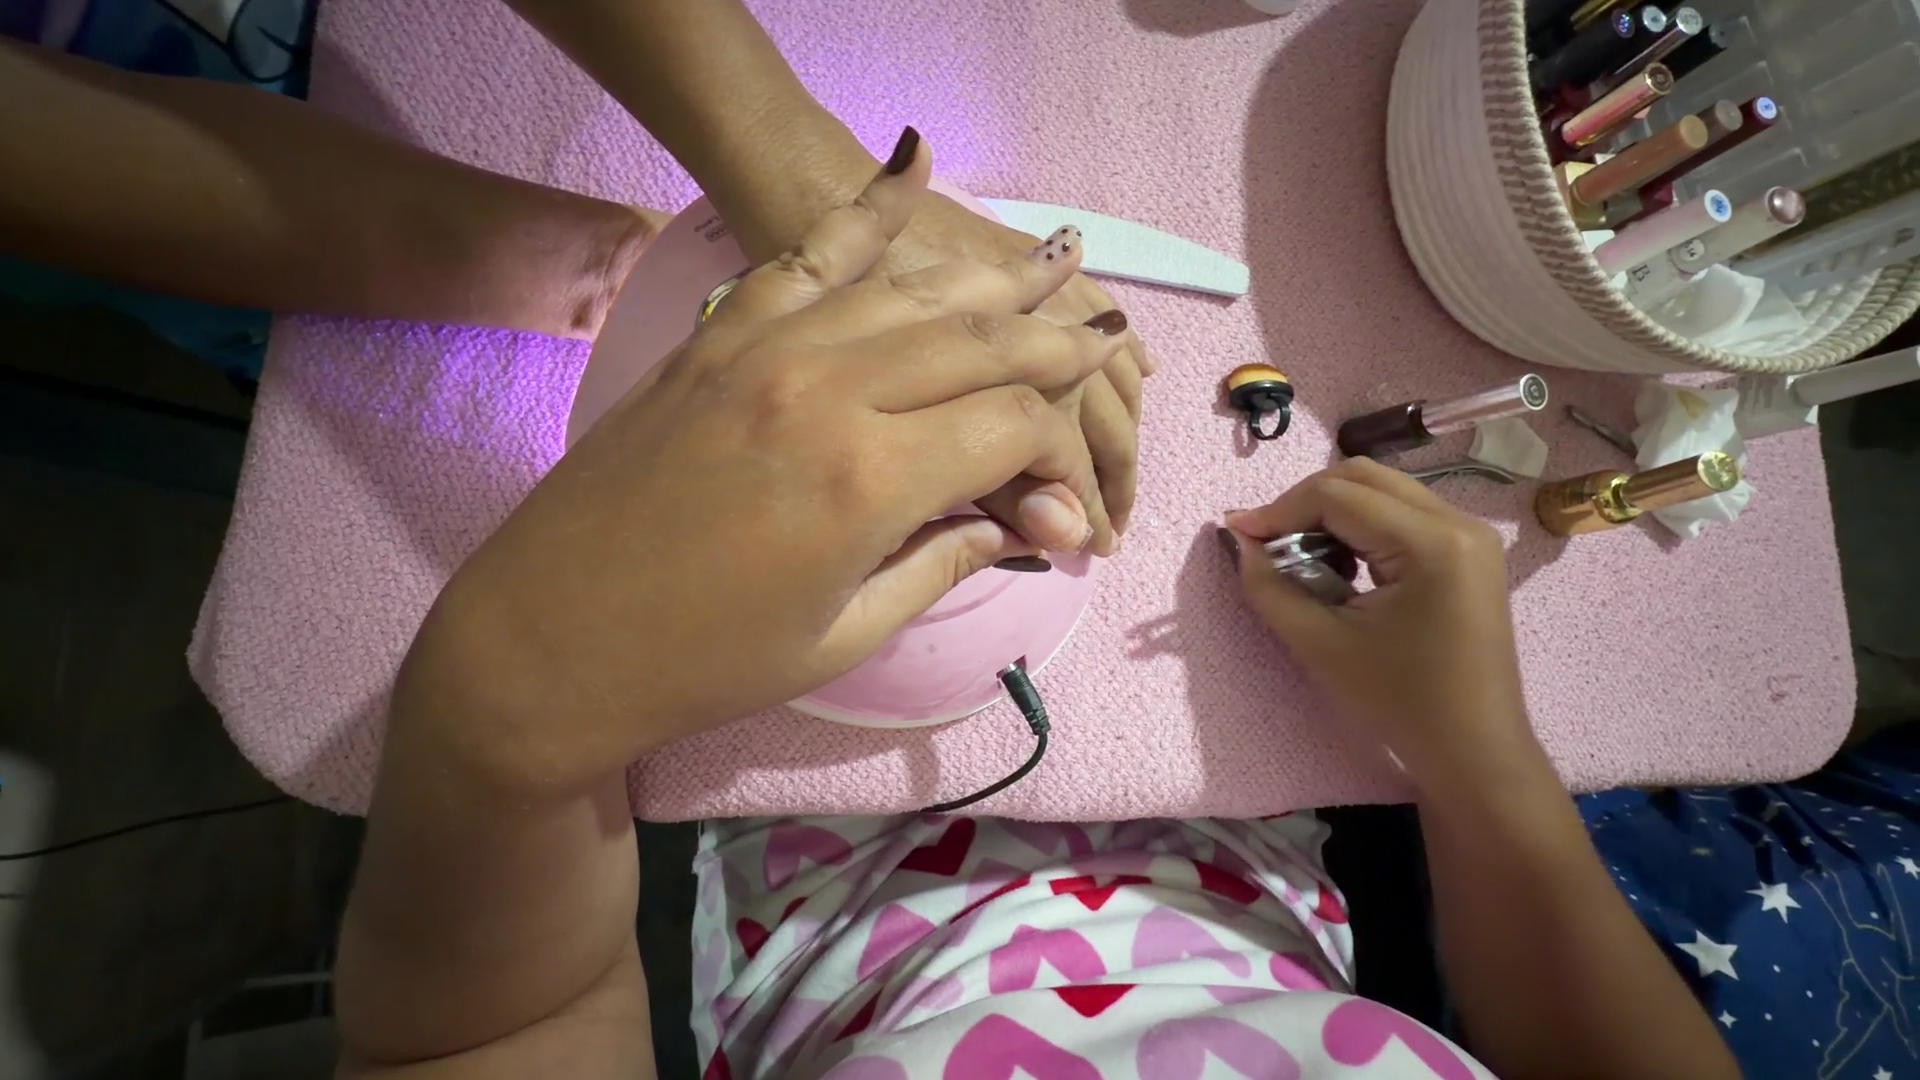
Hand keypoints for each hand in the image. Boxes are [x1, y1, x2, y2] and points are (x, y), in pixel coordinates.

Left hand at [397, 135, 1127, 793]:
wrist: (547, 640)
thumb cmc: (706, 663)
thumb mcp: (845, 633)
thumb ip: (947, 559)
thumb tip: (1035, 526)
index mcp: (870, 480)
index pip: (1014, 427)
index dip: (1062, 461)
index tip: (1072, 505)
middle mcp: (831, 390)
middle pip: (979, 343)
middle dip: (1056, 344)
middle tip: (1107, 338)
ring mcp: (769, 347)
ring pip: (913, 291)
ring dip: (992, 280)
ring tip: (1056, 264)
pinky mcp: (721, 335)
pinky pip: (812, 256)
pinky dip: (868, 211)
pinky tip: (913, 164)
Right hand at [1222, 459, 1537, 788]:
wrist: (1472, 747)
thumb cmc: (1397, 700)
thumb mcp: (1318, 643)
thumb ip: (1268, 585)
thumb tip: (1240, 540)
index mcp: (1431, 543)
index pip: (1335, 495)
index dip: (1278, 510)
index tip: (1239, 535)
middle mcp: (1459, 522)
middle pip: (1361, 476)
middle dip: (1302, 502)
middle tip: (1267, 541)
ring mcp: (1469, 533)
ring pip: (1379, 489)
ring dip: (1328, 512)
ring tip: (1300, 556)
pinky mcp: (1466, 549)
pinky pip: (1398, 511)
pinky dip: (1357, 524)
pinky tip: (1338, 563)